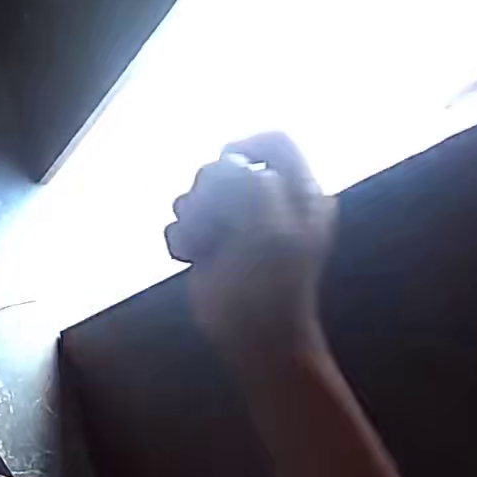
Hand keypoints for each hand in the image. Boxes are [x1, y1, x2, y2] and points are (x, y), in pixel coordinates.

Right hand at [165, 133, 336, 362]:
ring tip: (203, 246)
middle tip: (217, 224)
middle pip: (220, 167)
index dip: (244, 147)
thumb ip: (253, 186)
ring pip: (194, 195)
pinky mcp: (206, 242)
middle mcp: (264, 201)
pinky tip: (189, 258)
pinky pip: (179, 223)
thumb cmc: (270, 285)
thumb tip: (227, 163)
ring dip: (191, 220)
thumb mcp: (272, 229)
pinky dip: (179, 239)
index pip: (273, 142)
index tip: (223, 166)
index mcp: (297, 191)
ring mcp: (233, 223)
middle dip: (208, 194)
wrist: (251, 333)